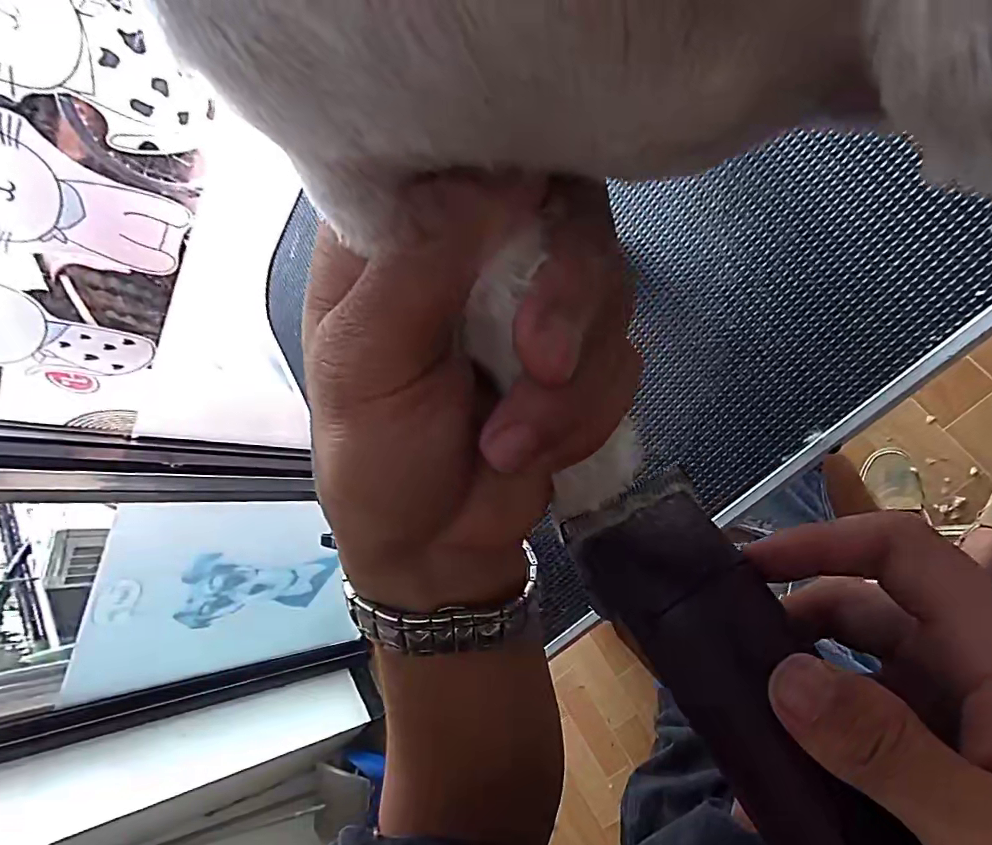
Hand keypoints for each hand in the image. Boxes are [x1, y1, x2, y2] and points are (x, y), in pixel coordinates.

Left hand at [303, 176, 639, 610]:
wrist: (438, 548)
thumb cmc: (379, 458)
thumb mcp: (366, 365)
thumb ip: (418, 266)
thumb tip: (497, 177)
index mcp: (410, 234)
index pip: (475, 149)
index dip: (515, 171)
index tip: (527, 220)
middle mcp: (488, 256)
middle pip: (574, 213)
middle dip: (569, 299)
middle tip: (540, 365)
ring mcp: (545, 310)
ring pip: (614, 294)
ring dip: (569, 392)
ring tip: (508, 449)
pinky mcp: (587, 365)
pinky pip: (625, 366)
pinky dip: (584, 422)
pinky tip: (534, 457)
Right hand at [745, 513, 991, 844]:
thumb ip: (886, 754)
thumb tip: (783, 676)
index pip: (903, 555)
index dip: (821, 544)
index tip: (745, 568)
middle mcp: (983, 674)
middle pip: (870, 614)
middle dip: (793, 627)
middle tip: (721, 664)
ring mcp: (973, 726)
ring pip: (865, 683)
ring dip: (802, 704)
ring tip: (740, 745)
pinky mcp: (965, 772)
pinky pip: (879, 744)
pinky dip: (827, 760)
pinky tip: (786, 807)